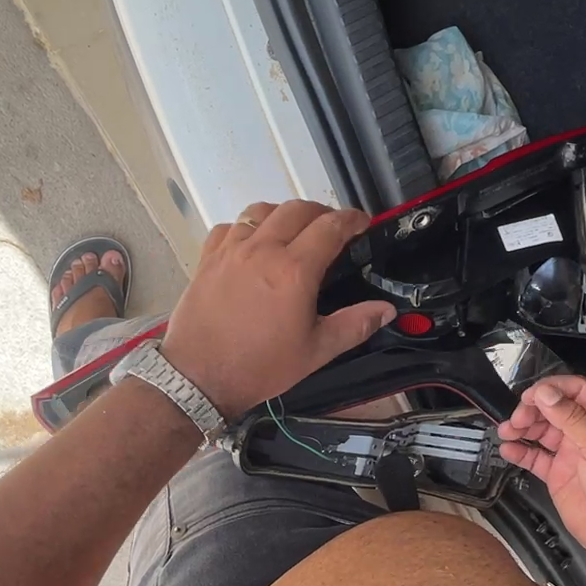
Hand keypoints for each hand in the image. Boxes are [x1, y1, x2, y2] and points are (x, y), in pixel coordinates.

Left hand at [161, 200, 397, 417]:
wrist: (199, 377)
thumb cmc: (261, 366)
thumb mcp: (315, 351)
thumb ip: (354, 326)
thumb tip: (386, 310)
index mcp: (295, 270)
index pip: (330, 227)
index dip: (352, 219)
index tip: (362, 223)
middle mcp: (263, 249)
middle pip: (297, 209)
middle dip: (321, 213)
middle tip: (332, 229)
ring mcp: (231, 250)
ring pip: (262, 210)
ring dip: (284, 214)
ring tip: (293, 231)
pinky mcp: (208, 258)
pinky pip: (231, 226)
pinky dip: (248, 227)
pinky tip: (253, 244)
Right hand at [497, 376, 585, 569]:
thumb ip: (573, 419)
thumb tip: (548, 394)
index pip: (577, 391)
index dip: (553, 388)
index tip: (533, 394)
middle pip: (554, 409)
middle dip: (533, 409)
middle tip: (518, 417)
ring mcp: (572, 454)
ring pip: (541, 431)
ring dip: (522, 428)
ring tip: (508, 430)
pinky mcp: (558, 475)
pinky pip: (535, 458)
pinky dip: (520, 452)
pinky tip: (509, 449)